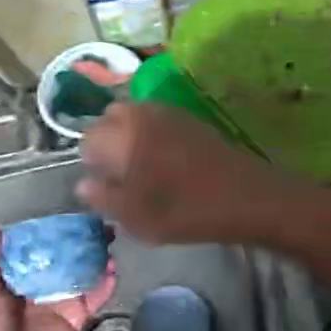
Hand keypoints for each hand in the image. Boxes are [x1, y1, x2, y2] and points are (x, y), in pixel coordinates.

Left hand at [0, 221, 114, 330]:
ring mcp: (62, 302)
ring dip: (98, 261)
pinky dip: (106, 285)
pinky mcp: (76, 318)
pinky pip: (94, 299)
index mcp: (19, 276)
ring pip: (84, 276)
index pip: (41, 248)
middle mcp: (43, 286)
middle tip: (102, 226)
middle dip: (84, 244)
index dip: (56, 232)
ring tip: (110, 244)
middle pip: (68, 260)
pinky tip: (113, 271)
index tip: (72, 216)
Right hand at [76, 102, 297, 243]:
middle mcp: (143, 114)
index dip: (92, 162)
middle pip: (110, 119)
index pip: (88, 139)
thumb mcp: (137, 218)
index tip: (106, 184)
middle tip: (121, 174)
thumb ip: (105, 198)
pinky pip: (159, 119)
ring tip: (144, 168)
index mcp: (122, 135)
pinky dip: (154, 133)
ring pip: (135, 115)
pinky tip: (168, 161)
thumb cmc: (186, 210)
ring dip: (131, 135)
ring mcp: (170, 112)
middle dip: (108, 141)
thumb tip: (83, 183)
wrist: (247, 196)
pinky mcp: (193, 119)